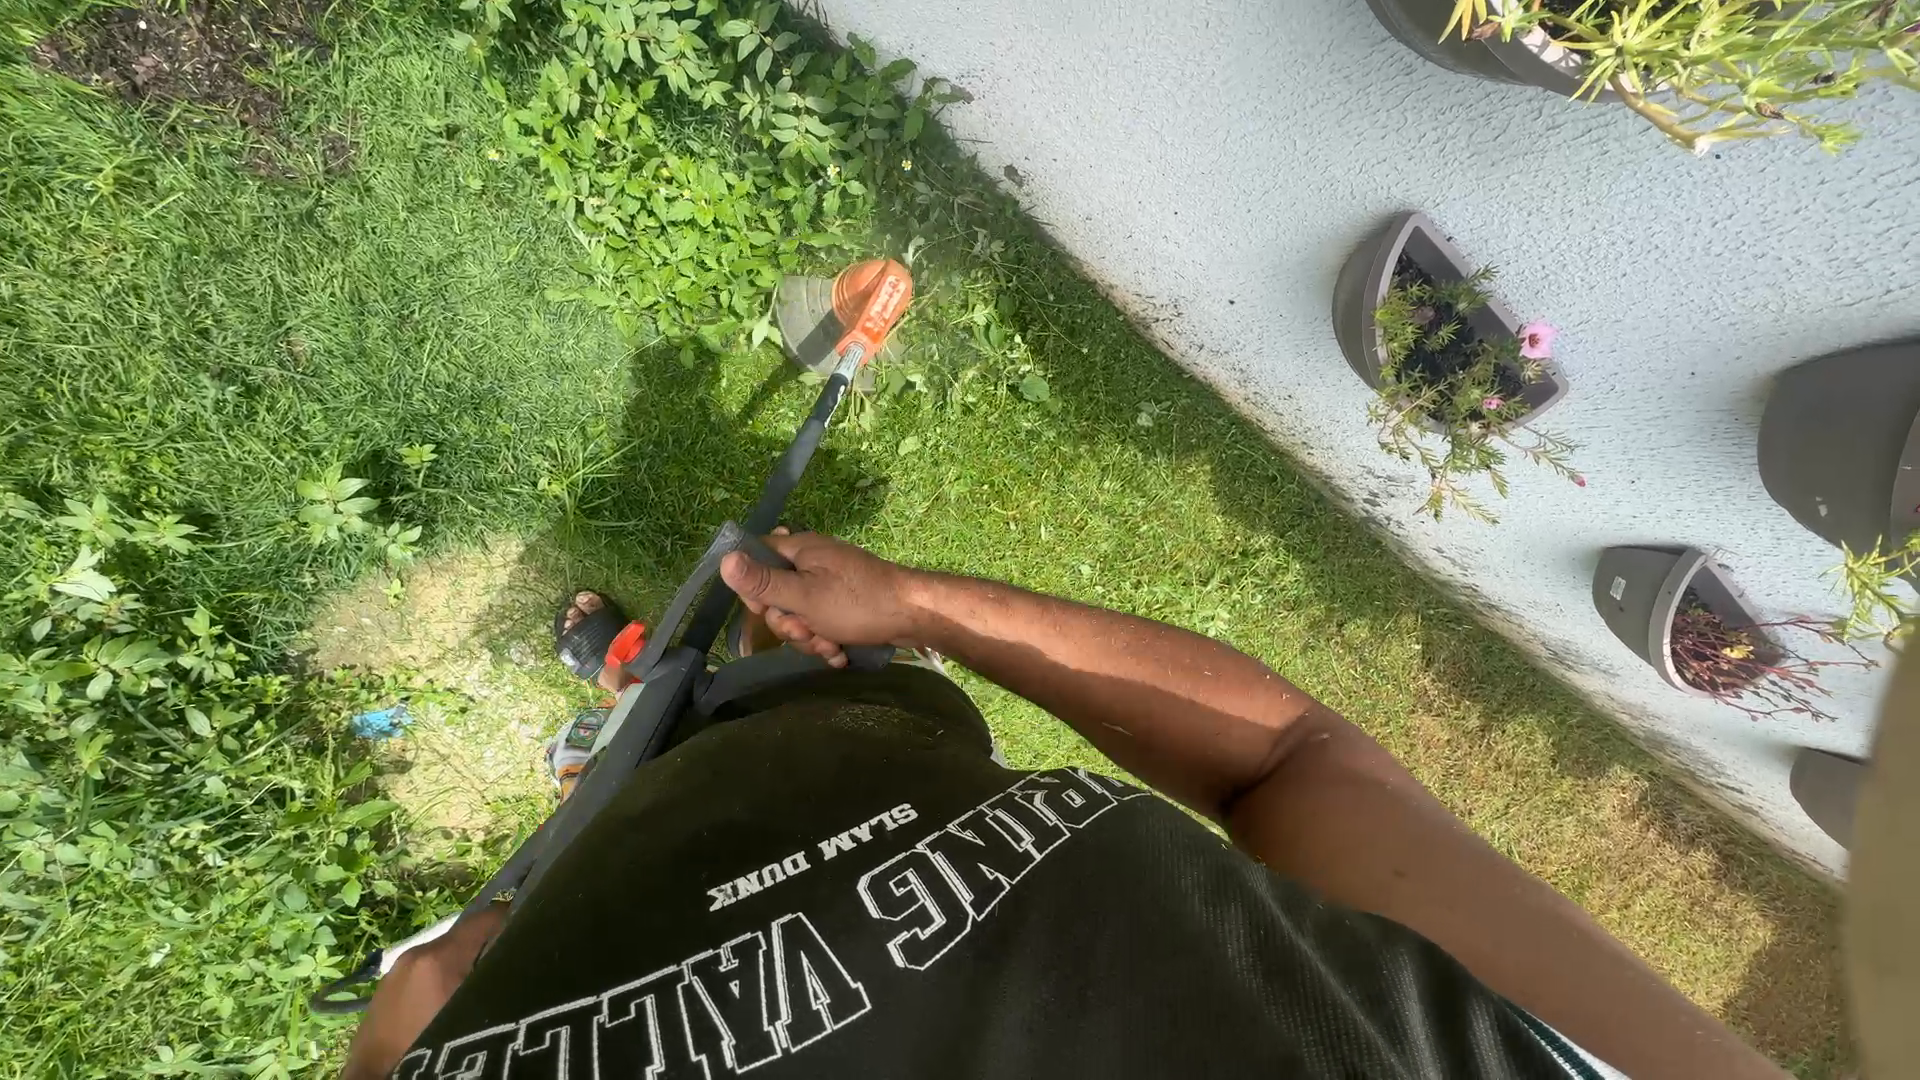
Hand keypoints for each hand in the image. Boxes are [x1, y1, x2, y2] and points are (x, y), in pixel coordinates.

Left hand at [341, 904, 507, 1079]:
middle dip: (490, 946)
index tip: (532, 938)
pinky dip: (442, 980)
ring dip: (466, 965)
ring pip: (446, 955)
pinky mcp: (383, 993)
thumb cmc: (431, 1048)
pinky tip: (448, 1007)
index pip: (491, 915)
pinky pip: (425, 973)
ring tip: (480, 993)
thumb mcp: (479, 1012)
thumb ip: (501, 974)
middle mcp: (416, 954)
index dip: (516, 921)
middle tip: (510, 971)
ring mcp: (395, 973)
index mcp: (439, 955)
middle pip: (467, 935)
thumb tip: (524, 952)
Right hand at [719, 530, 925, 665]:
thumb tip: (724, 558)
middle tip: (808, 632)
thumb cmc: (856, 602)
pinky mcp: (847, 603)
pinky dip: (828, 640)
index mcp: (801, 550)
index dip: (756, 590)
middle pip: (779, 595)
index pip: (758, 560)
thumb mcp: (804, 596)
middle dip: (791, 623)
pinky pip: (823, 622)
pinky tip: (840, 654)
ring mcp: (832, 583)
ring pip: (801, 615)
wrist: (913, 616)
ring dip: (811, 637)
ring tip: (831, 646)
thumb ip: (763, 582)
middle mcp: (815, 562)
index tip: (769, 610)